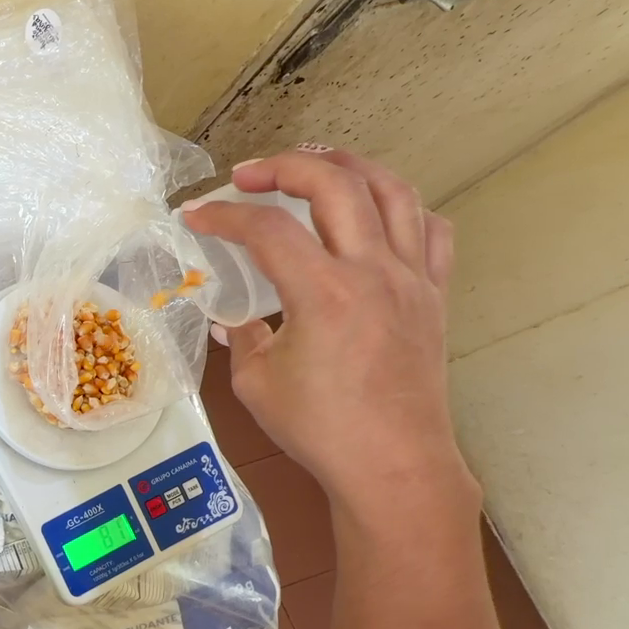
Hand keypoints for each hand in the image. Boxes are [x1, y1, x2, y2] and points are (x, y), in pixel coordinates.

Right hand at [182, 148, 477, 516]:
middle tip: (247, 176)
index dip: (223, 216)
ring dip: (347, 168)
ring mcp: (412, 278)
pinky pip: (428, 228)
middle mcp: (374, 271)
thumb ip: (244, 337)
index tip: (194, 215)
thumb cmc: (317, 428)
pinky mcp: (434, 293)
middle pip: (335, 185)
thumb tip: (234, 319)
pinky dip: (398, 205)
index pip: (267, 230)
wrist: (391, 461)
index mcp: (323, 294)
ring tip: (311, 169)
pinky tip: (373, 212)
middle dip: (285, 167)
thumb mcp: (256, 382)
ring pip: (392, 191)